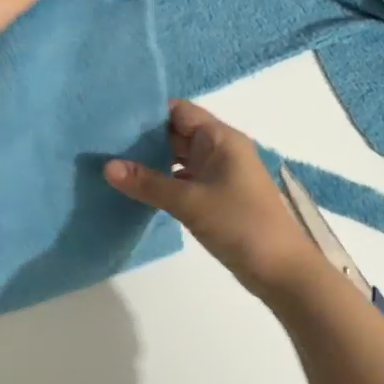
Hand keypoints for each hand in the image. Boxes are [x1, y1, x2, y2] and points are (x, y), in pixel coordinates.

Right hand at [104, 99, 322, 297]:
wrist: (282, 272)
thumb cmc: (240, 224)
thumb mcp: (189, 202)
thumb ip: (147, 182)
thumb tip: (107, 166)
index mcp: (220, 138)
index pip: (178, 111)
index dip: (146, 111)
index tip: (111, 116)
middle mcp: (220, 149)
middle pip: (175, 132)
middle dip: (141, 137)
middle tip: (101, 141)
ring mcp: (218, 174)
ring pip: (177, 158)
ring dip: (149, 161)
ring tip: (109, 161)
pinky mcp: (215, 196)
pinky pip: (182, 179)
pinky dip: (161, 181)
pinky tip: (134, 188)